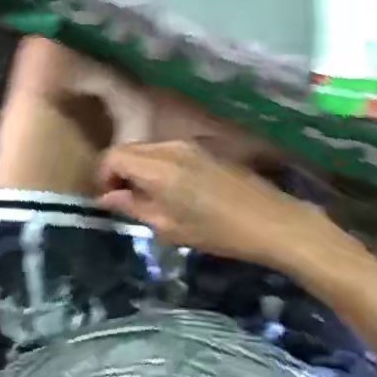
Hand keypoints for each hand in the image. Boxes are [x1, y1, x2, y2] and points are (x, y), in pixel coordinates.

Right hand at [95, 141, 366, 275]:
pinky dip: (158, 166)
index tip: (110, 199)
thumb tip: (108, 197)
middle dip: (119, 171)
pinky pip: (168, 152)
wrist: (273, 222)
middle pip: (128, 149)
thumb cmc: (217, 231)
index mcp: (156, 166)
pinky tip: (174, 191)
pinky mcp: (204, 148)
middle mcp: (168, 147)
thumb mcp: (168, 227)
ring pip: (148, 150)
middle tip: (126, 200)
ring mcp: (188, 145)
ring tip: (150, 198)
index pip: (112, 156)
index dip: (103, 176)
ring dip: (140, 168)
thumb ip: (133, 206)